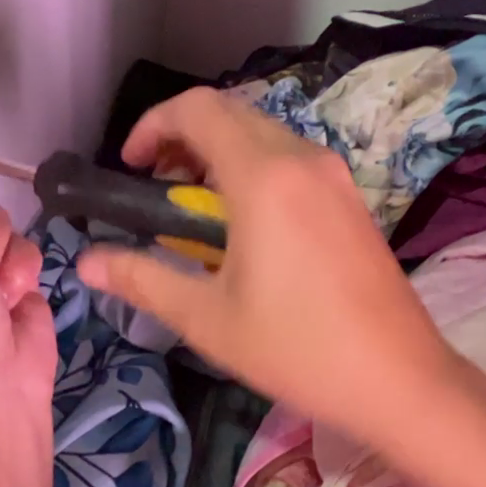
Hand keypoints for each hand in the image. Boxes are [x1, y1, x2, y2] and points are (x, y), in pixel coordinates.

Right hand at [76, 89, 466, 443]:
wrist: (398, 378)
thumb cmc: (295, 348)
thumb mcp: (207, 318)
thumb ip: (142, 280)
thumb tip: (87, 263)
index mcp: (263, 177)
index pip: (197, 109)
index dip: (153, 125)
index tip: (130, 167)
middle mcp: (302, 159)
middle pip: (230, 113)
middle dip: (182, 139)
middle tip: (156, 191)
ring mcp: (334, 177)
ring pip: (263, 134)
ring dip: (218, 155)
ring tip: (195, 213)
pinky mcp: (351, 199)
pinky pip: (291, 160)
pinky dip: (253, 171)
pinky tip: (245, 227)